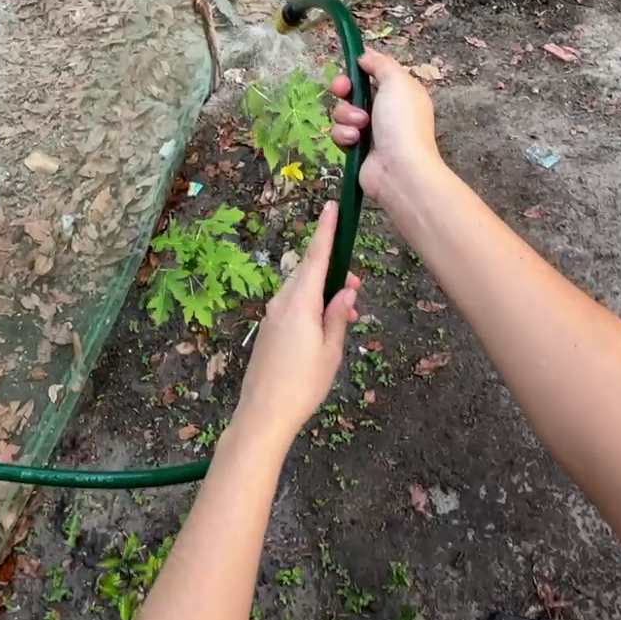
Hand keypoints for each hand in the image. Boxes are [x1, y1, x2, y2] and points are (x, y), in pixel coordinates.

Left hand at [233, 201, 360, 446]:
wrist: (263, 412)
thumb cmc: (303, 384)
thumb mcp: (331, 350)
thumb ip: (338, 316)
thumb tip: (346, 291)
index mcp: (300, 302)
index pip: (316, 257)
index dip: (325, 231)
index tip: (331, 207)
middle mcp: (282, 302)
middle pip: (309, 273)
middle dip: (333, 271)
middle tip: (357, 287)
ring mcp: (272, 315)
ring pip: (301, 290)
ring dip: (324, 293)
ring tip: (346, 315)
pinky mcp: (268, 329)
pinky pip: (292, 306)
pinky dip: (311, 306)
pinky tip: (325, 327)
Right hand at [329, 49, 443, 204]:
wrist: (399, 168)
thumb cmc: (401, 122)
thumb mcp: (397, 81)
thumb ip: (381, 63)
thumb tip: (366, 55)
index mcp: (399, 92)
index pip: (372, 74)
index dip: (358, 71)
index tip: (350, 72)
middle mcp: (385, 110)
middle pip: (352, 91)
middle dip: (344, 91)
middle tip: (343, 92)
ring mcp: (370, 130)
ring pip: (342, 113)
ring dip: (346, 116)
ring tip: (360, 126)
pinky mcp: (357, 148)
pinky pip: (339, 134)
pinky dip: (344, 136)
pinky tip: (354, 141)